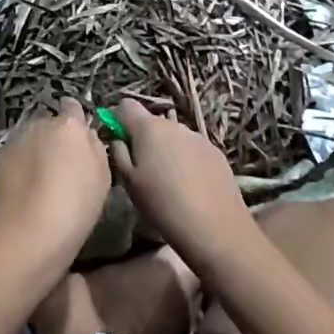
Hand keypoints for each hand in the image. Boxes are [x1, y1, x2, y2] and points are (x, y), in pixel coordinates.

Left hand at [0, 98, 110, 265]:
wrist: (28, 234)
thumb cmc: (75, 207)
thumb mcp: (102, 177)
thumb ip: (95, 147)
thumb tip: (86, 135)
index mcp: (69, 126)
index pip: (72, 106)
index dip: (74, 119)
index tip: (76, 138)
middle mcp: (38, 125)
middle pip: (47, 125)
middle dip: (51, 139)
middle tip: (57, 168)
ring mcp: (12, 141)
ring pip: (26, 141)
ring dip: (31, 154)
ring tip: (35, 184)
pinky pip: (9, 159)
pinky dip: (14, 170)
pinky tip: (18, 194)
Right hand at [108, 100, 258, 274]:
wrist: (215, 227)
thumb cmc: (162, 204)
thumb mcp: (129, 182)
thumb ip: (119, 153)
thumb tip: (118, 139)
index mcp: (148, 128)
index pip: (125, 106)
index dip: (118, 119)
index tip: (117, 140)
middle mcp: (174, 125)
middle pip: (151, 122)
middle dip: (143, 138)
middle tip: (142, 168)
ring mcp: (198, 137)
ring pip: (173, 136)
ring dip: (165, 149)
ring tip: (168, 180)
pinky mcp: (216, 151)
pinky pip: (192, 148)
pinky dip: (185, 159)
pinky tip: (189, 185)